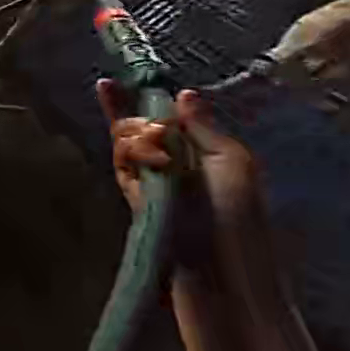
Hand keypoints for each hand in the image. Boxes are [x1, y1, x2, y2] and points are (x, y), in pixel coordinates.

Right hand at [95, 81, 258, 222]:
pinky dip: (129, 155)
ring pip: (125, 138)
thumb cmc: (236, 214)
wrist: (219, 271)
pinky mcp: (132, 192)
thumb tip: (183, 92)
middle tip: (144, 122)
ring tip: (158, 159)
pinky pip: (121, 162)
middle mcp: (173, 158)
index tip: (113, 79)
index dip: (142, 95)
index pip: (166, 114)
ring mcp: (149, 175)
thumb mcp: (233, 162)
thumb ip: (203, 126)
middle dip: (138, 117)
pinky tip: (144, 159)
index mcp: (202, 148)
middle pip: (139, 122)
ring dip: (136, 138)